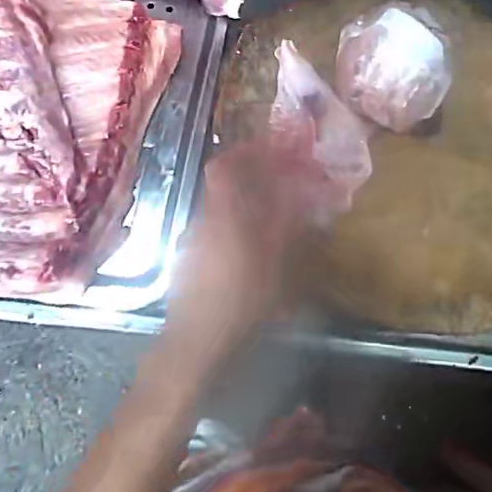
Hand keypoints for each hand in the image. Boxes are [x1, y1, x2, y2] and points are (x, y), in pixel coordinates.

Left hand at [162, 138, 318, 367]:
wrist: (195, 343)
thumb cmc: (239, 302)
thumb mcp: (275, 264)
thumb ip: (288, 224)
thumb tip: (302, 192)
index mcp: (222, 213)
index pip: (224, 166)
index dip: (245, 151)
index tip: (270, 148)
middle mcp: (203, 219)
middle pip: (224, 186)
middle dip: (253, 179)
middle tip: (282, 183)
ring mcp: (192, 240)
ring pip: (221, 209)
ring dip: (245, 205)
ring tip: (274, 219)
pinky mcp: (188, 260)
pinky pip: (215, 231)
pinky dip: (235, 229)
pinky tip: (253, 250)